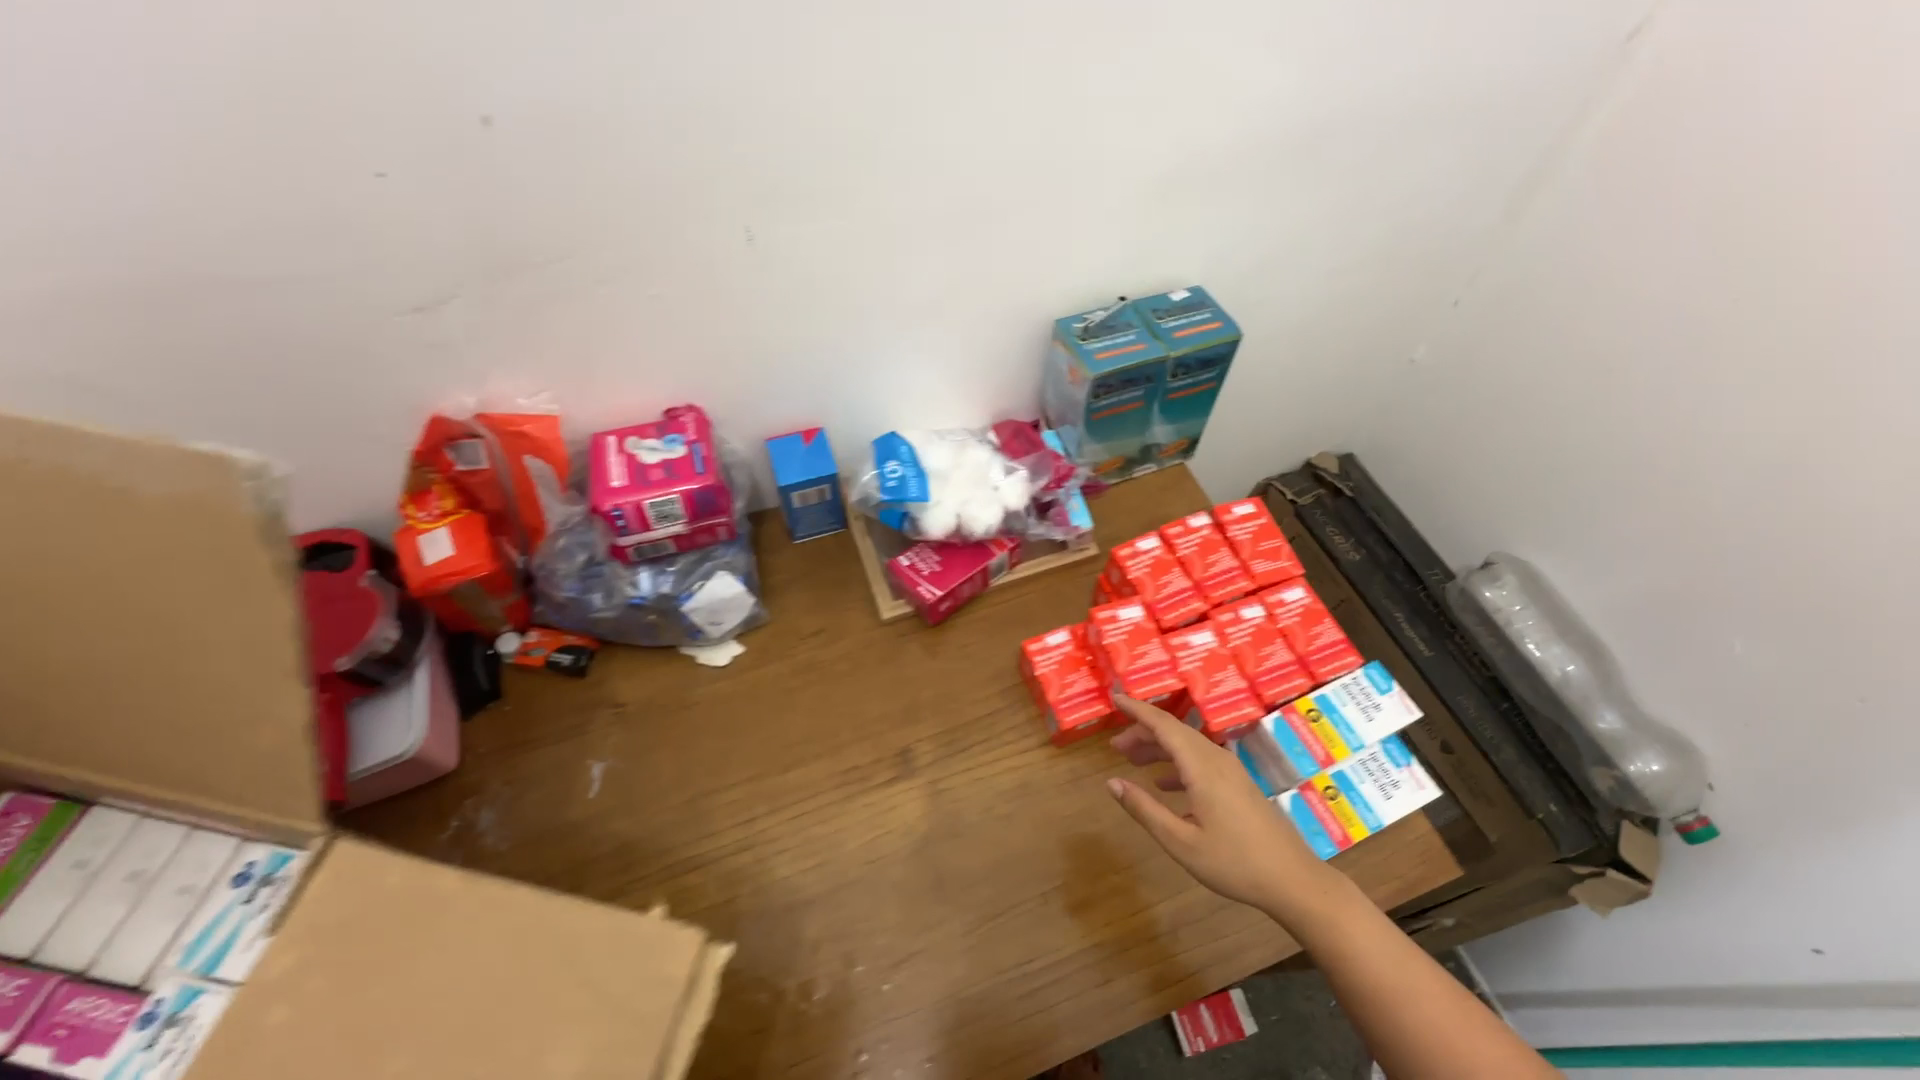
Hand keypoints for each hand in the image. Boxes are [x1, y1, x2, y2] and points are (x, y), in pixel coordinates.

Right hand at [1106, 695, 1342, 918]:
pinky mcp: (1239, 785)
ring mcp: (1231, 772)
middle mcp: (1217, 761)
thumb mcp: (1180, 842)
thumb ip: (1144, 809)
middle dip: (1143, 732)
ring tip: (1132, 760)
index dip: (1138, 709)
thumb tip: (1111, 783)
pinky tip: (1164, 784)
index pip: (1164, 726)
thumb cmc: (1234, 863)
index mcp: (1202, 768)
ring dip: (1160, 748)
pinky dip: (1178, 764)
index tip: (1115, 697)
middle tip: (1115, 745)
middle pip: (1176, 733)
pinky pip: (1202, 761)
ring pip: (1189, 747)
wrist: (1293, 880)